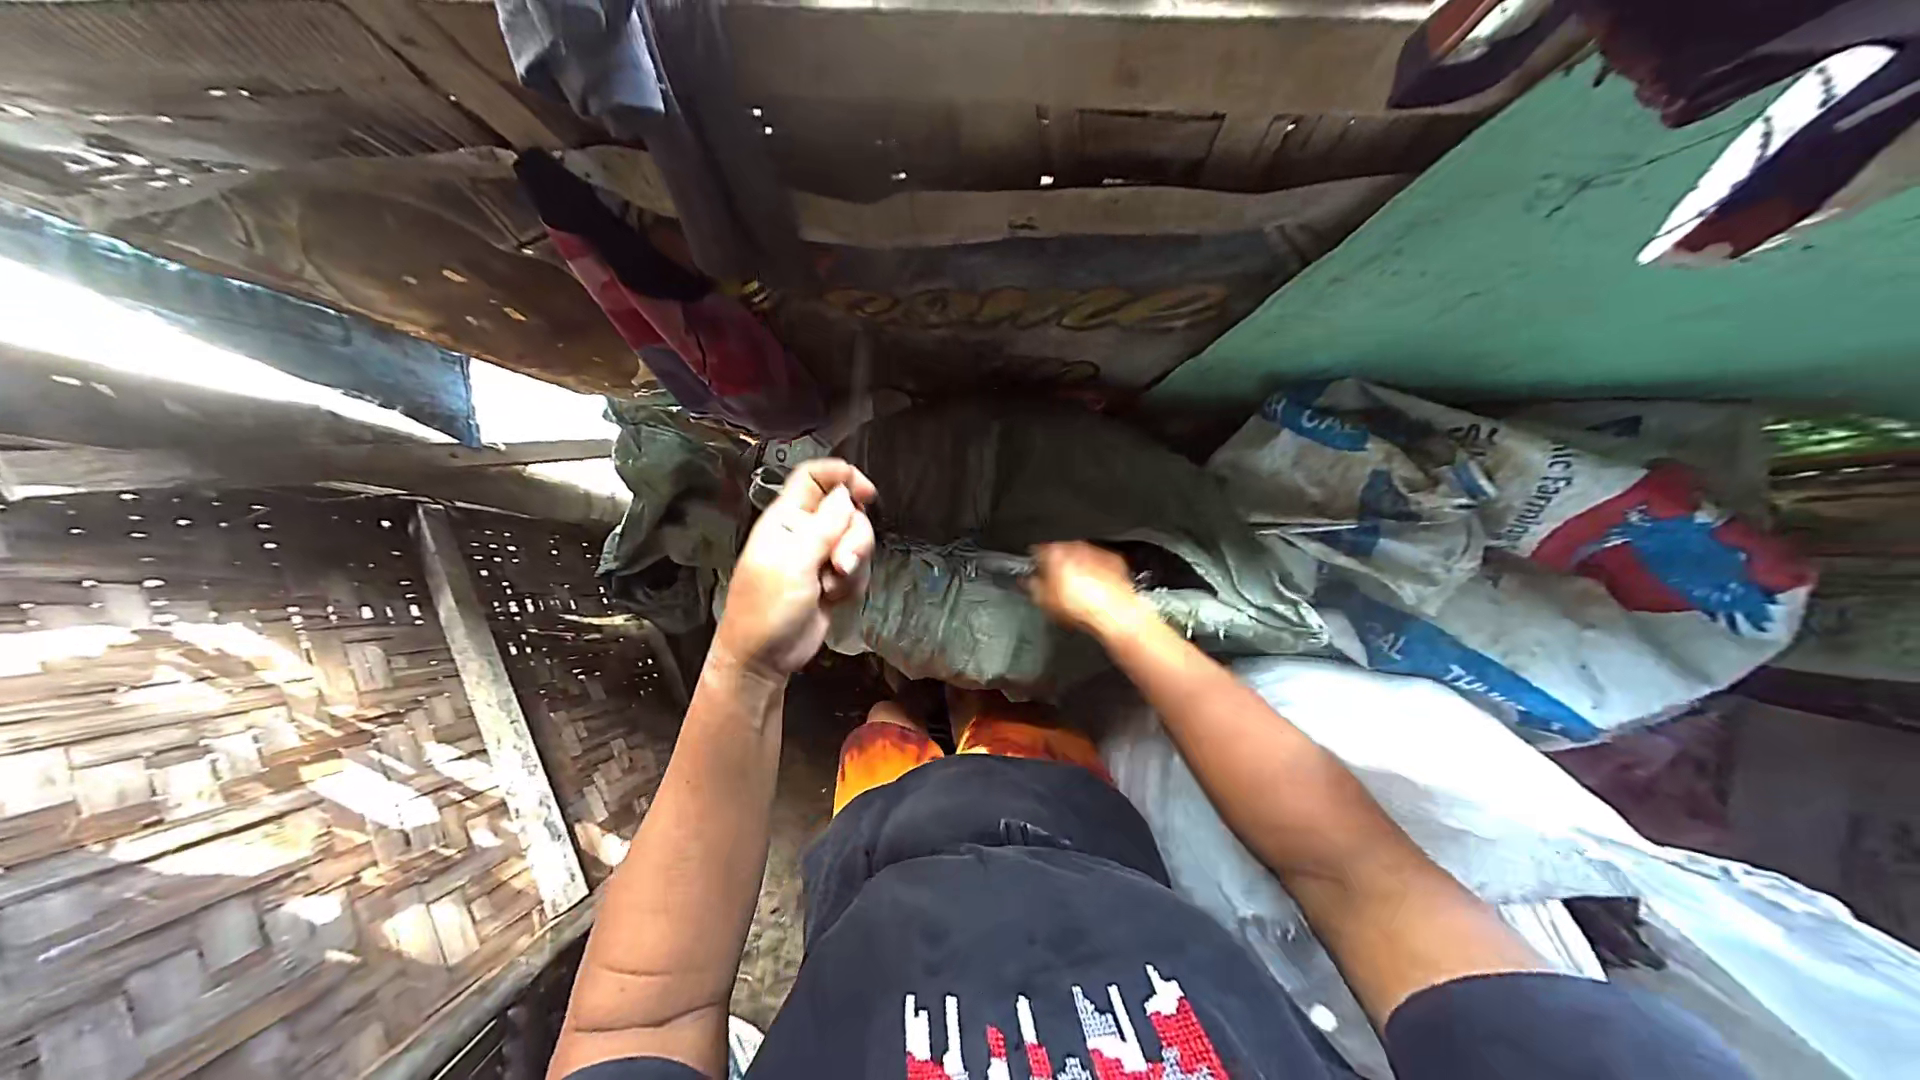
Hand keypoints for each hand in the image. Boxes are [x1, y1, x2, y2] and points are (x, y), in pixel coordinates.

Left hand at [714, 459, 876, 678]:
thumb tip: (846, 494)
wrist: (763, 658)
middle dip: (854, 537)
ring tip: (831, 587)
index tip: (866, 493)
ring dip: (853, 565)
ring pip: (857, 542)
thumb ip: (824, 526)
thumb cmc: (766, 609)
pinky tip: (833, 598)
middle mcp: (805, 533)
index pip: (814, 477)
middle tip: (841, 563)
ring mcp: (820, 557)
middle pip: (847, 512)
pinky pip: (858, 569)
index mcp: (786, 519)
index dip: (841, 476)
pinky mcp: (833, 580)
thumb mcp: (793, 563)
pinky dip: (853, 584)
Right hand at [1026, 541, 1153, 637]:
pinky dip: (1096, 574)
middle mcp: (1075, 546)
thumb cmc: (1082, 605)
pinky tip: (1095, 591)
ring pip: (1081, 557)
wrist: (1114, 611)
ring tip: (1078, 592)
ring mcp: (1096, 552)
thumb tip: (1029, 583)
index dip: (1035, 563)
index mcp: (1054, 552)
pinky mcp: (1114, 561)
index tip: (1035, 572)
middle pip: (1061, 553)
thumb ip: (1032, 586)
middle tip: (1057, 586)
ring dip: (1078, 570)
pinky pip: (1100, 564)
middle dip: (1058, 567)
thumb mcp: (1045, 600)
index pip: (1037, 550)